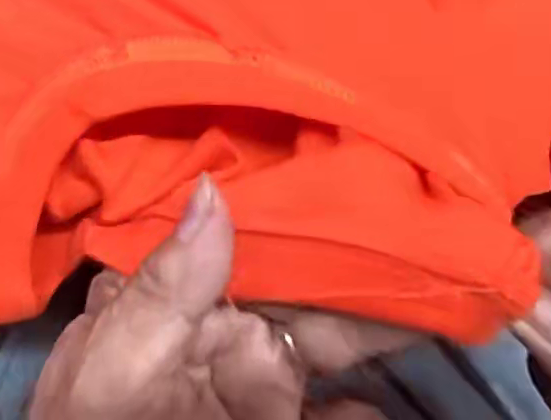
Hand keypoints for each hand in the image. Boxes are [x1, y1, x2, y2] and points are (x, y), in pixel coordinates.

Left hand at [32, 175, 388, 419]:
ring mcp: (258, 376)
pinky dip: (377, 391)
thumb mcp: (116, 364)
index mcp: (177, 291)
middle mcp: (224, 322)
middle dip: (351, 243)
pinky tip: (417, 350)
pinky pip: (344, 406)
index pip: (237, 225)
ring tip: (433, 267)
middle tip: (417, 208)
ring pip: (332, 329)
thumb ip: (166, 282)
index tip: (342, 156)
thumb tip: (213, 184)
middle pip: (299, 272)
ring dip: (378, 307)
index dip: (287, 190)